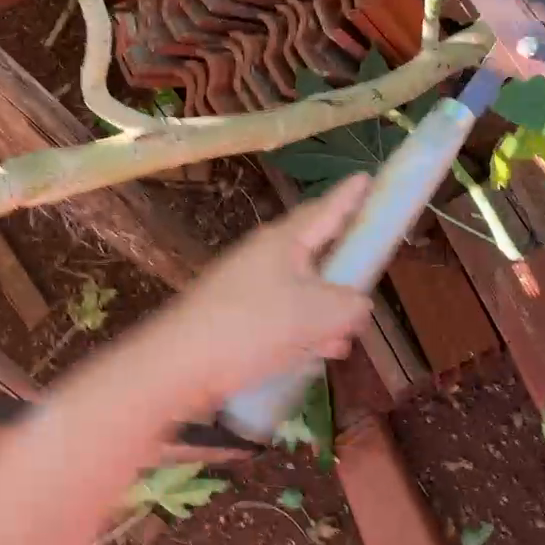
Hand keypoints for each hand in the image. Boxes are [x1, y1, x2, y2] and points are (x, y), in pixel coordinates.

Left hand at [162, 175, 374, 397]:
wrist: (176, 368)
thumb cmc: (251, 326)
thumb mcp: (316, 314)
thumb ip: (350, 305)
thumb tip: (359, 305)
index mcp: (286, 240)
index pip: (327, 209)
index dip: (351, 195)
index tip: (368, 177)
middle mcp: (266, 256)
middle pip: (316, 252)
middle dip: (344, 268)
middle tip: (367, 275)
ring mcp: (248, 287)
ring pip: (302, 291)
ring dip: (326, 313)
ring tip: (343, 338)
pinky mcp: (236, 319)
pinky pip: (283, 317)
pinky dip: (303, 333)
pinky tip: (314, 356)